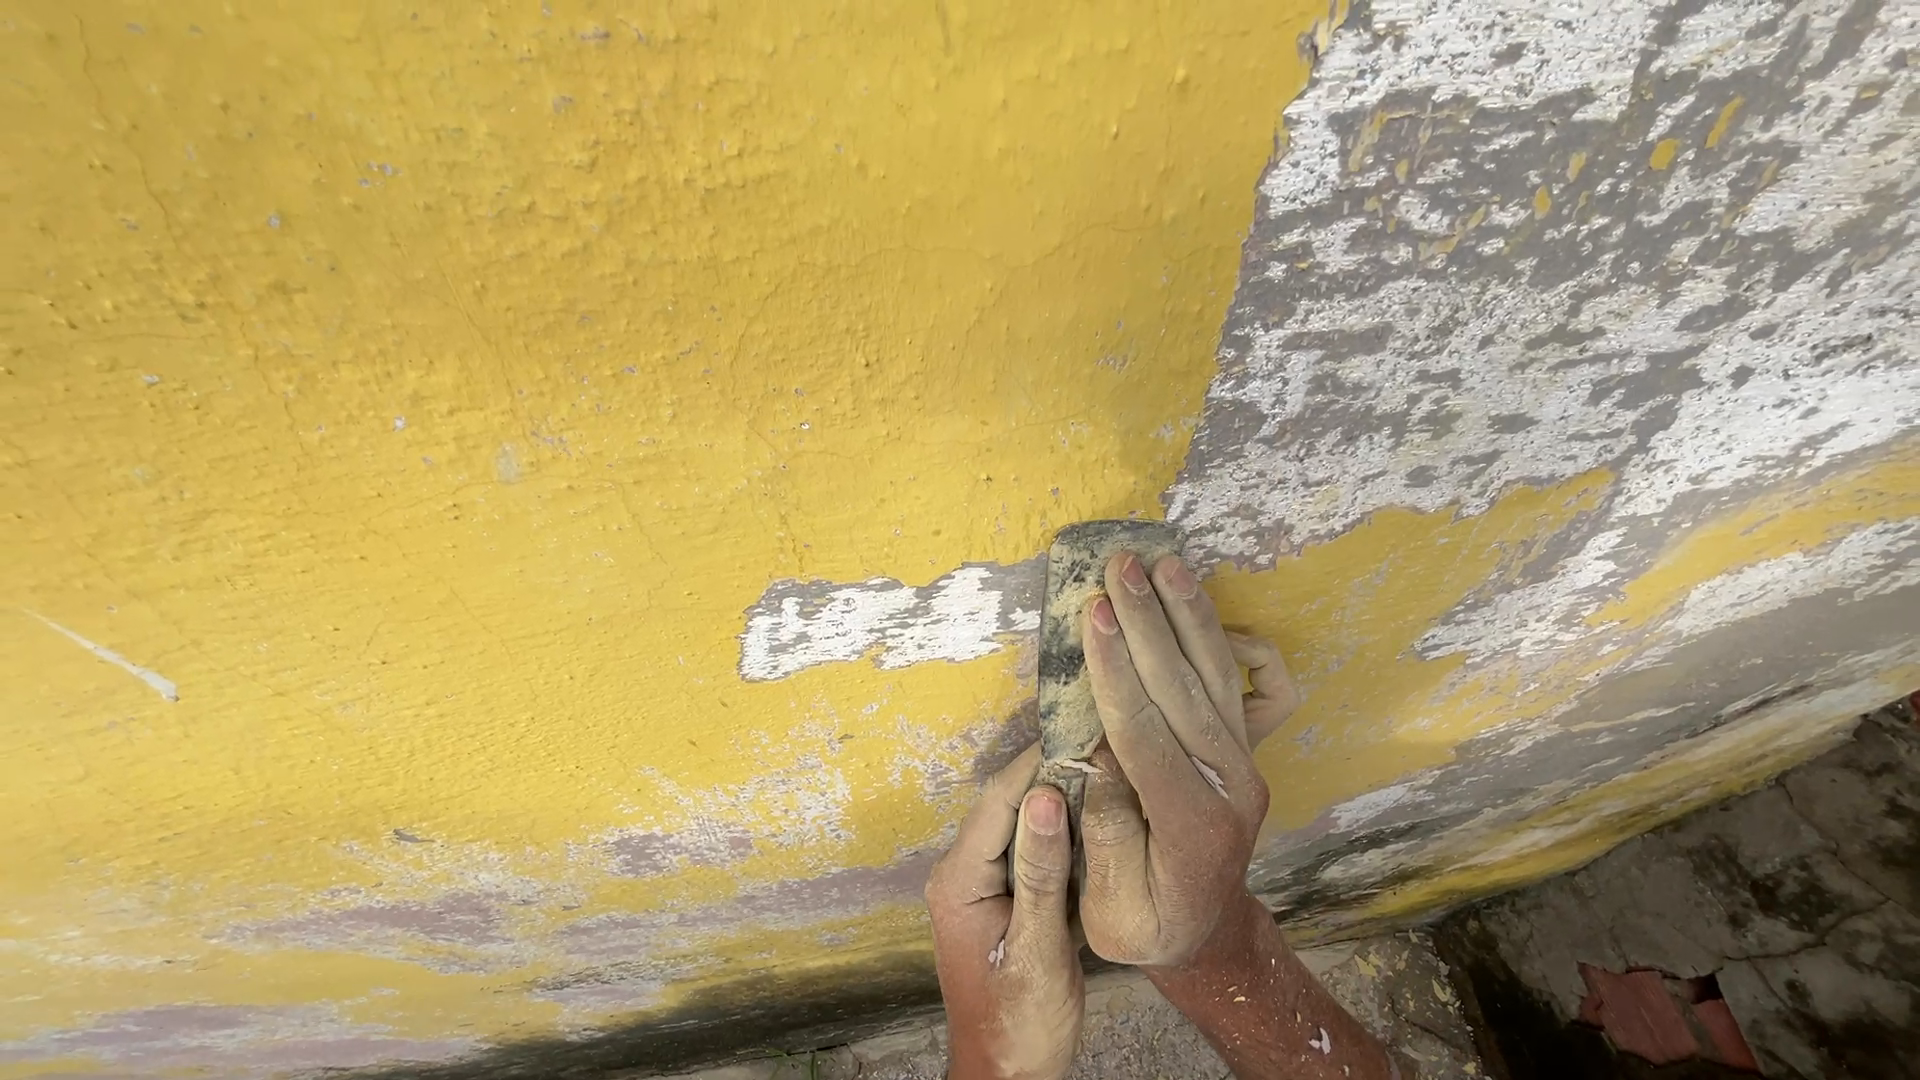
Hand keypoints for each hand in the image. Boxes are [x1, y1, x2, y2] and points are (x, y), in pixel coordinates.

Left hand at [925, 744, 1084, 1079]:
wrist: (1008, 1075)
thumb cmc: (1019, 1023)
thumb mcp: (1036, 952)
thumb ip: (1039, 875)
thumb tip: (1044, 797)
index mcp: (959, 878)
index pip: (997, 799)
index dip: (1036, 763)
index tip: (1078, 732)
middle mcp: (962, 869)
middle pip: (1005, 804)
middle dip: (1049, 773)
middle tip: (1097, 746)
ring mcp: (981, 880)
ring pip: (1019, 821)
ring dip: (1055, 798)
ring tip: (1100, 768)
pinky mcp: (1002, 892)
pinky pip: (1028, 846)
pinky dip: (1058, 829)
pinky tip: (1091, 815)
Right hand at [1076, 553, 1297, 967]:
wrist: (1207, 930)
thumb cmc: (1148, 924)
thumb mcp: (1113, 912)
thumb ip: (1108, 832)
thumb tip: (1094, 752)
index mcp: (1192, 827)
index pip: (1145, 733)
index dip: (1116, 671)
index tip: (1092, 616)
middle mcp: (1228, 784)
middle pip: (1184, 688)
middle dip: (1148, 622)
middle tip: (1119, 568)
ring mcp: (1242, 762)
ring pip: (1217, 675)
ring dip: (1187, 614)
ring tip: (1163, 563)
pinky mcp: (1242, 748)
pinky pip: (1242, 684)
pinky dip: (1223, 638)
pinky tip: (1196, 603)